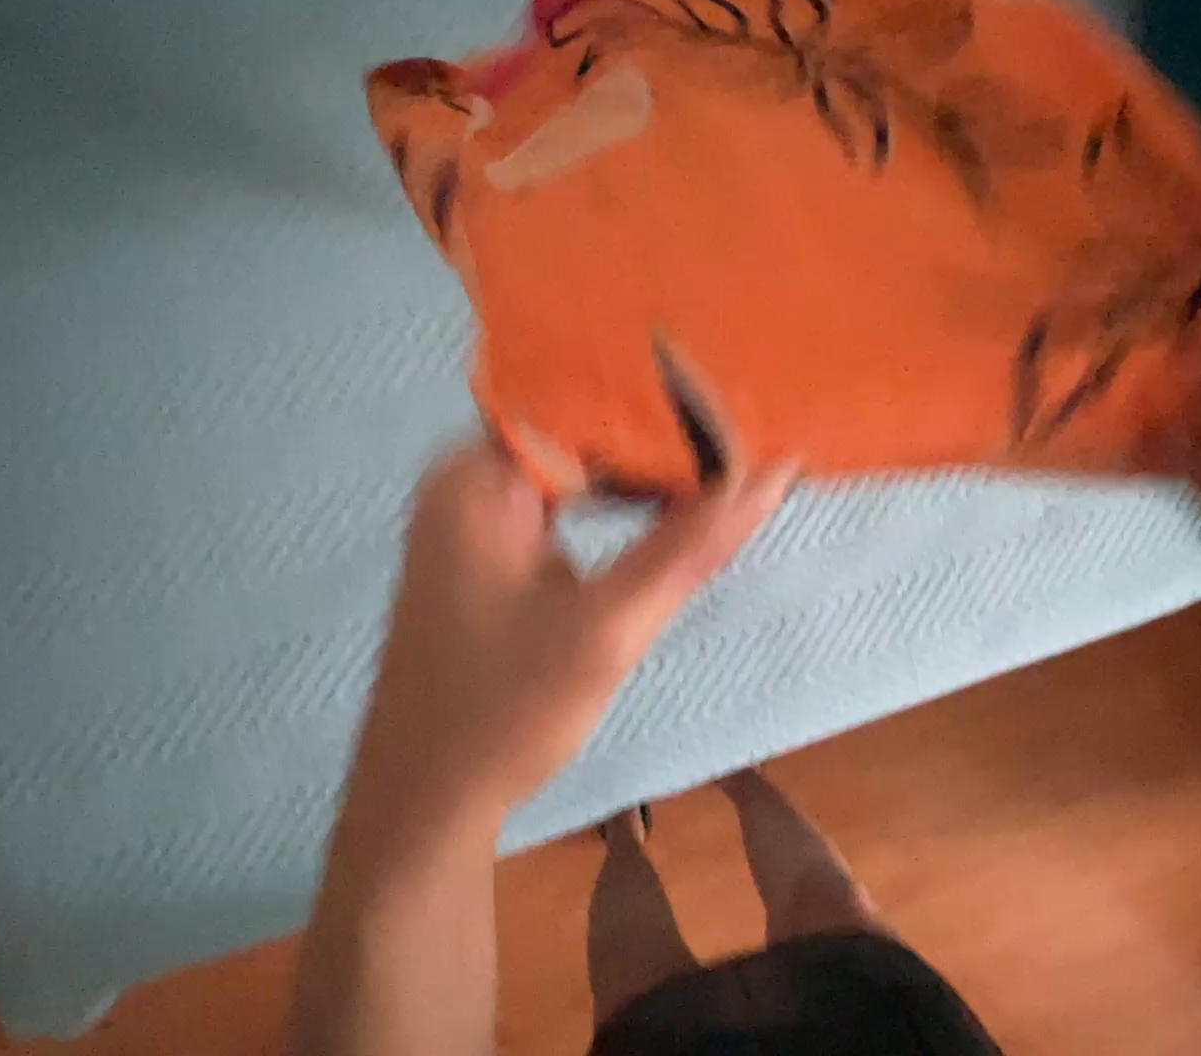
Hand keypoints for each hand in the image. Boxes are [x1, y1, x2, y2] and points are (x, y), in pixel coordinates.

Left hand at [358, 440, 794, 816]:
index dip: (670, 402)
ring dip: (648, 471)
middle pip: (584, 428)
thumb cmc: (506, 713)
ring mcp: (476, 511)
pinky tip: (671, 507)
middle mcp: (469, 475)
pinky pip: (567, 499)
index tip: (745, 409)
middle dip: (665, 436)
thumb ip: (692, 545)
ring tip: (726, 461)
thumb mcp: (610, 627)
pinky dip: (621, 502)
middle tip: (748, 432)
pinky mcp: (491, 547)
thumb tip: (774, 472)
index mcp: (478, 474)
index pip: (589, 401)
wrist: (426, 800)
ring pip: (580, 464)